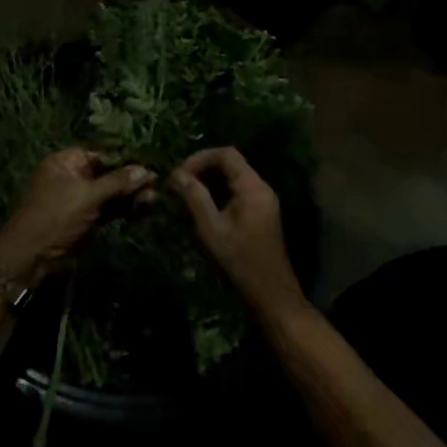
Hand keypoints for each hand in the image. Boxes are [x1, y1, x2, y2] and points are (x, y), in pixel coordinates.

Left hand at [0, 150, 154, 286]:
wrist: (32, 256)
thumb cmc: (55, 217)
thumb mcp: (87, 196)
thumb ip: (117, 182)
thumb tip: (145, 170)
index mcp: (65, 162)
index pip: (101, 154)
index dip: (125, 159)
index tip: (151, 165)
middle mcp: (72, 177)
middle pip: (108, 173)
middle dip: (131, 180)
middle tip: (158, 185)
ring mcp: (79, 199)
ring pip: (110, 193)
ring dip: (130, 196)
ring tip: (154, 199)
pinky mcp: (85, 219)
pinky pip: (108, 210)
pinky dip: (123, 210)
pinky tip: (143, 209)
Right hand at [171, 147, 304, 314]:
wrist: (270, 292)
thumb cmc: (239, 260)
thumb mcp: (211, 228)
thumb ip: (194, 197)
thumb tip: (176, 174)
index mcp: (253, 187)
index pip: (226, 155)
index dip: (199, 158)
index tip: (179, 174)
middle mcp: (261, 188)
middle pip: (230, 163)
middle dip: (202, 168)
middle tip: (178, 184)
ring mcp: (263, 200)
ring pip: (232, 178)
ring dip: (208, 181)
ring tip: (185, 194)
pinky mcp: (260, 212)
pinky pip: (237, 192)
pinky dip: (217, 193)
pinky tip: (201, 207)